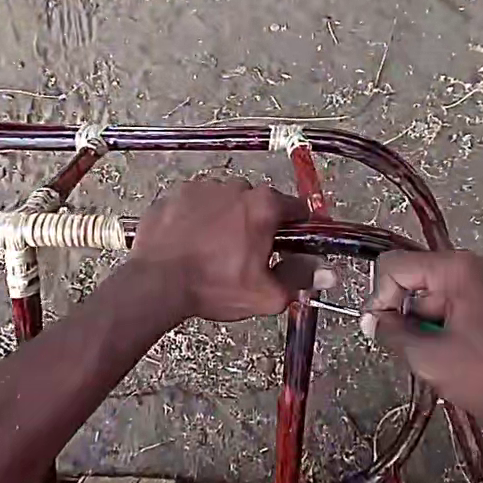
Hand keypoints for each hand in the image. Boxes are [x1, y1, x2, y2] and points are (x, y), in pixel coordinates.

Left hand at [127, 178, 327, 322]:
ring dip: (226, 219)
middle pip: (258, 203)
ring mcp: (201, 188)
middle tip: (248, 255)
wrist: (155, 284)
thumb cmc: (213, 287)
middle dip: (258, 224)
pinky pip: (194, 204)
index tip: (292, 244)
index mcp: (263, 207)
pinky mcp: (174, 196)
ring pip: (225, 201)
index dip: (298, 227)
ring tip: (214, 251)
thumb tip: (327, 273)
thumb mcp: (266, 294)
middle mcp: (234, 188)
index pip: (296, 208)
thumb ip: (300, 278)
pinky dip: (196, 219)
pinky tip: (191, 243)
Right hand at [363, 250, 482, 418]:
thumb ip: (393, 335)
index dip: (379, 300)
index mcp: (453, 269)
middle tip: (417, 354)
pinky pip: (453, 306)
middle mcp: (468, 265)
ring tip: (442, 361)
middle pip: (412, 281)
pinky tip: (457, 357)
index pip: (392, 267)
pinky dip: (445, 329)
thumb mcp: (432, 359)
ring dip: (425, 328)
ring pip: (431, 298)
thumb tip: (373, 320)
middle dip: (405, 318)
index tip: (385, 333)